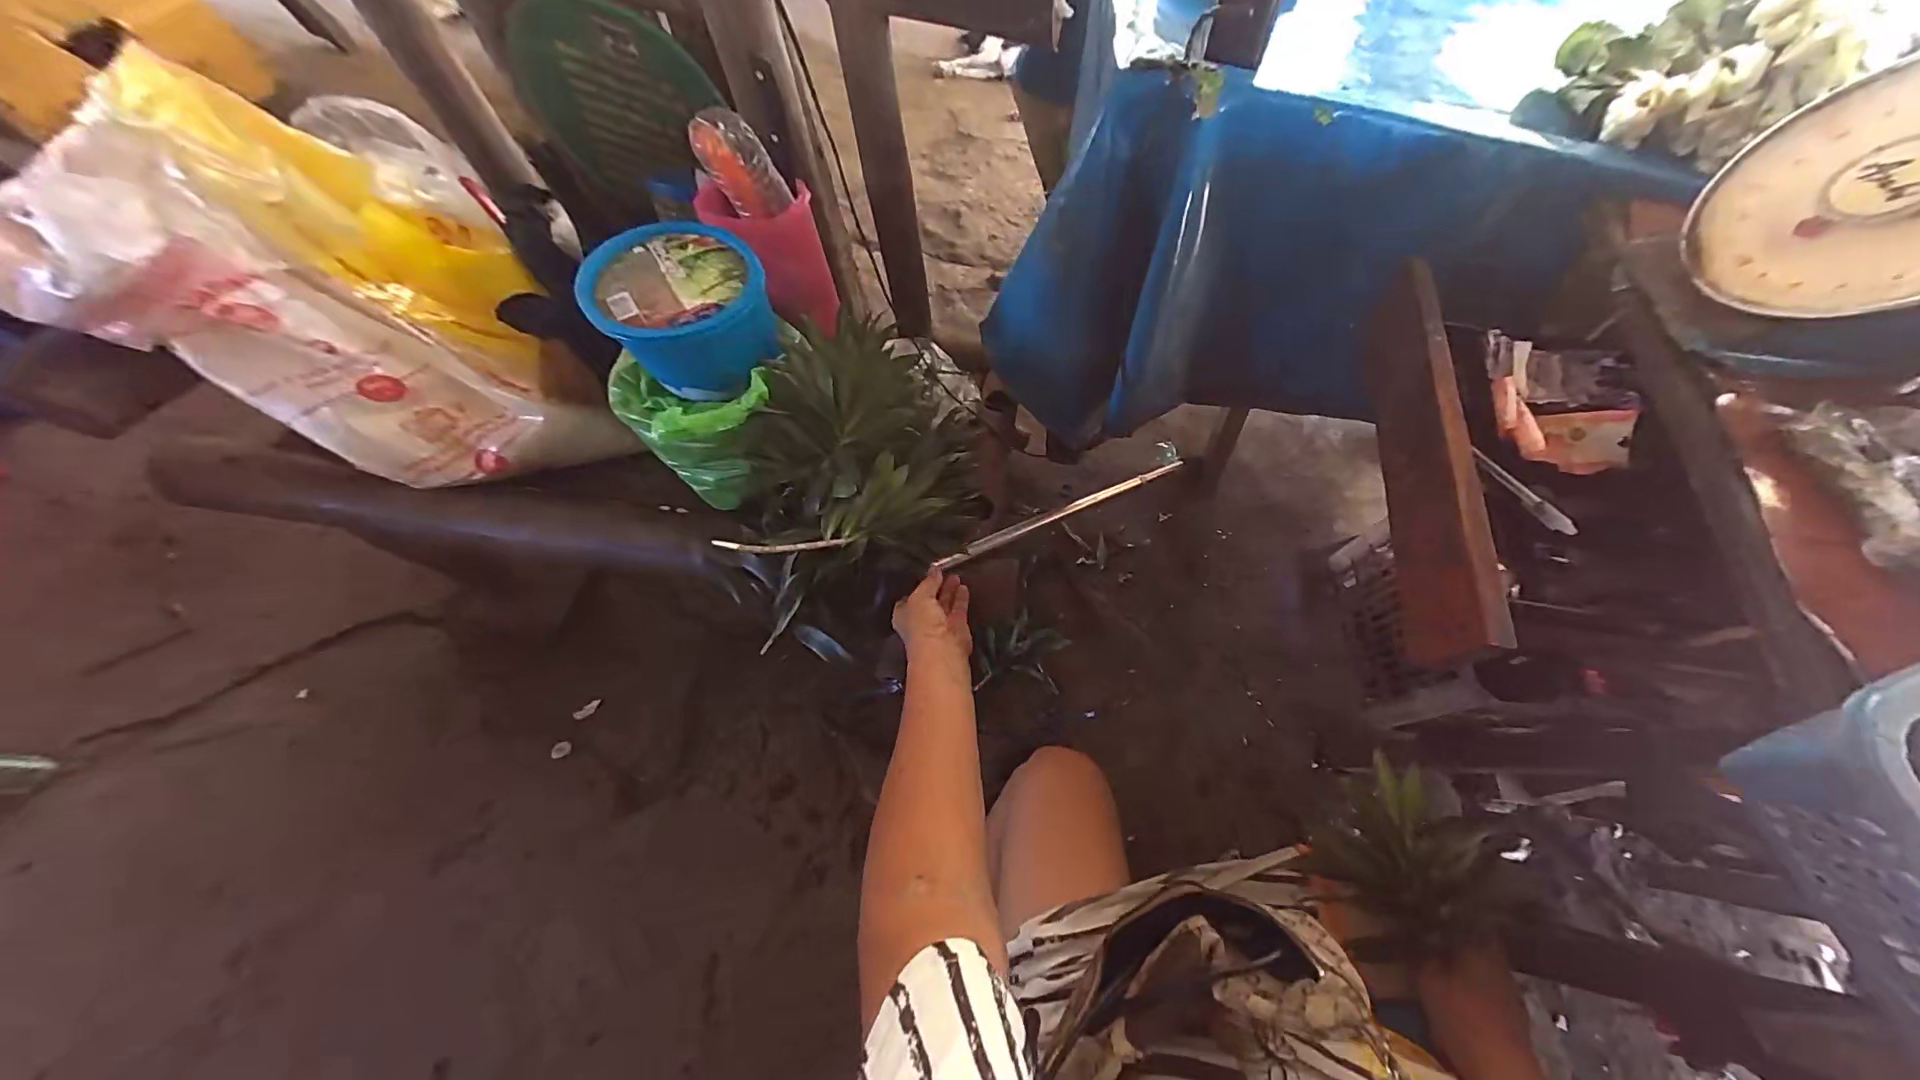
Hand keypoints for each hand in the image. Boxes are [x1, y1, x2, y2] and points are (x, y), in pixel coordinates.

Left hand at [892, 569, 970, 662]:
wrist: (942, 650)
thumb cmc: (922, 624)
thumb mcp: (920, 596)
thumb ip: (928, 582)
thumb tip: (934, 570)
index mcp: (904, 614)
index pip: (910, 597)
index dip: (918, 586)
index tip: (927, 573)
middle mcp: (921, 620)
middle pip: (929, 600)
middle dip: (936, 586)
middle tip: (943, 572)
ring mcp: (939, 625)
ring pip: (944, 604)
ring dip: (949, 591)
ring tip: (955, 576)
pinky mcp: (956, 627)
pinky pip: (958, 609)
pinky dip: (961, 599)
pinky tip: (964, 587)